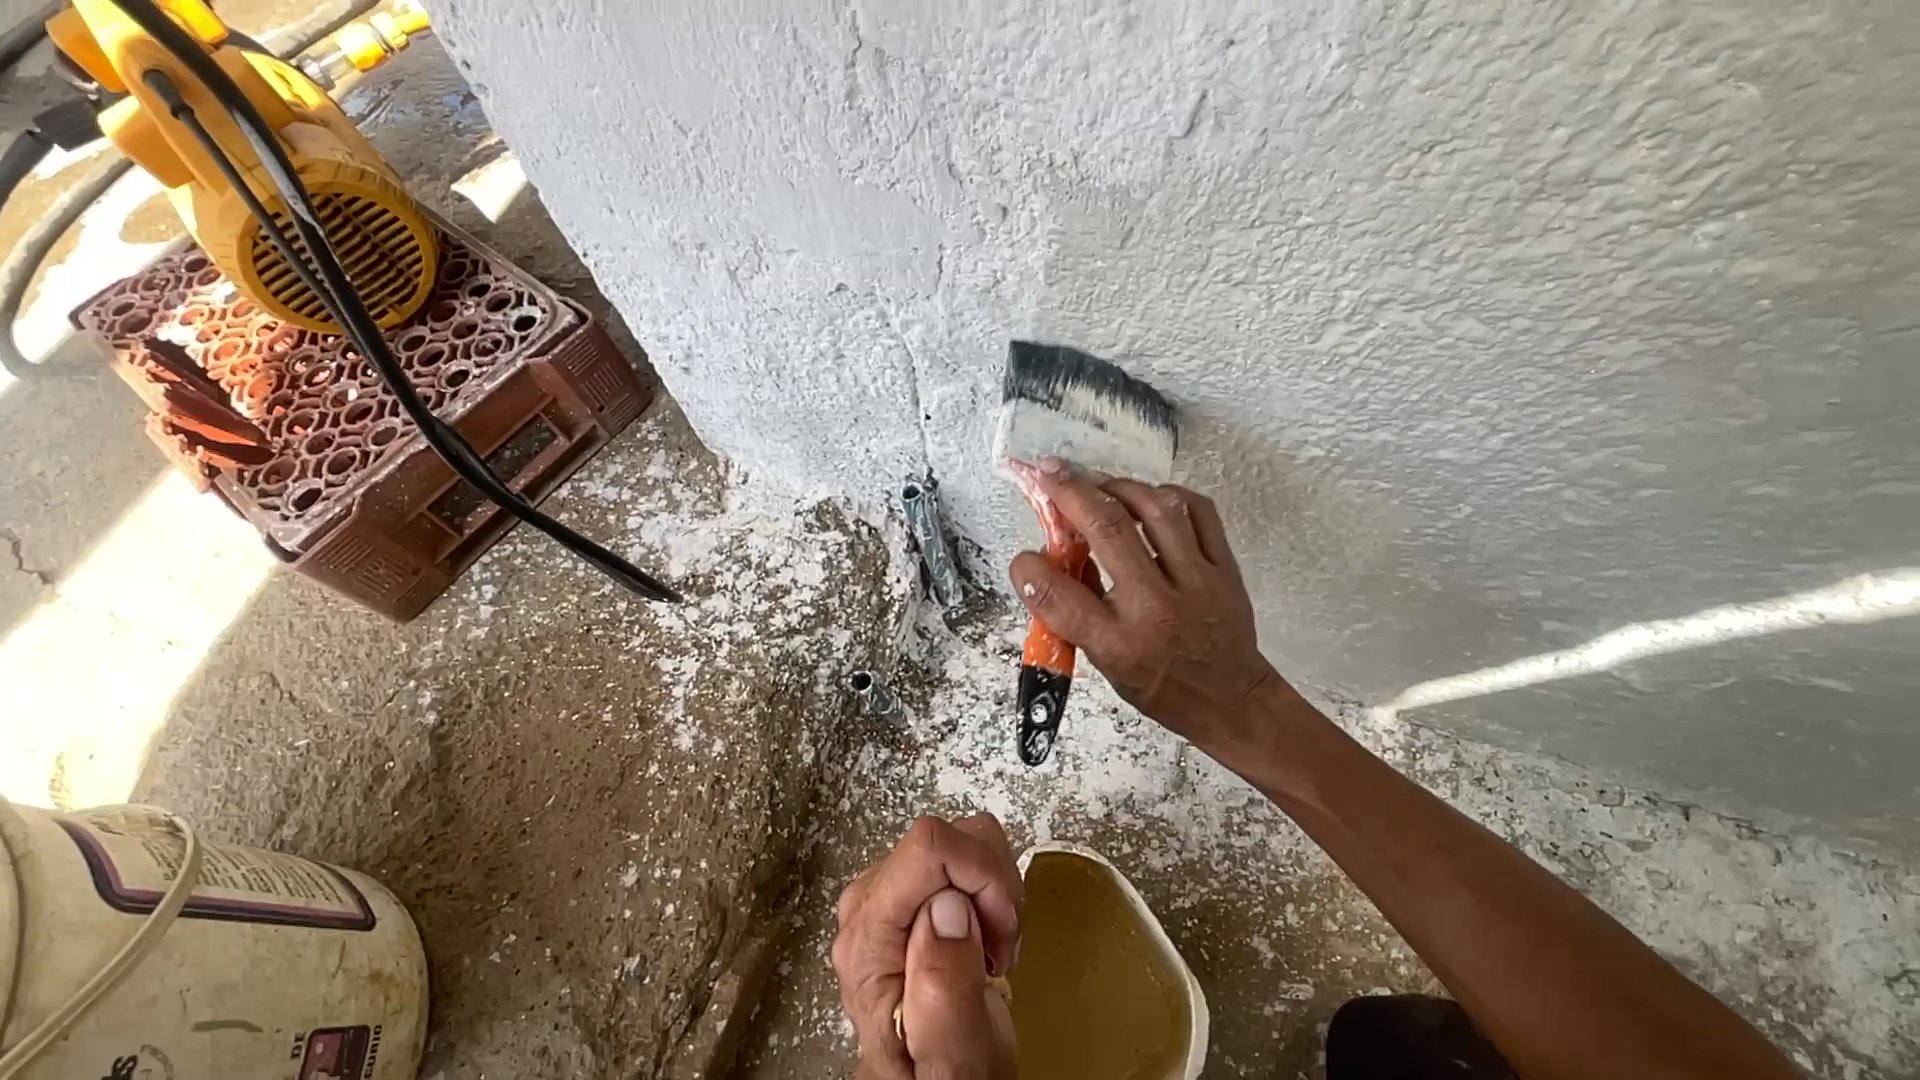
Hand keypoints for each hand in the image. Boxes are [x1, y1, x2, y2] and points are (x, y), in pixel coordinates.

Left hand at [832, 814, 1021, 1078]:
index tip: (1000, 929)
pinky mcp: (916, 884)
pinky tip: (986, 935)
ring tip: (992, 948)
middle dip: (994, 886)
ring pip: (965, 837)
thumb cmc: (938, 1075)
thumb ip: (943, 987)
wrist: (930, 1079)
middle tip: (998, 949)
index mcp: (868, 934)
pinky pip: (970, 854)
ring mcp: (893, 887)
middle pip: (949, 838)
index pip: (927, 847)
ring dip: (997, 889)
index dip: (982, 874)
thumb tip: (947, 904)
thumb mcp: (949, 1056)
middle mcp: (871, 898)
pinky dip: (994, 889)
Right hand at [1008, 458, 1281, 750]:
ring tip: (1099, 484)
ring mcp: (1196, 584)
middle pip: (1109, 533)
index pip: (1060, 598)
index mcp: (1119, 644)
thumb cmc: (1160, 684)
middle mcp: (1156, 609)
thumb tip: (1051, 559)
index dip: (1030, 570)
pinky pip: (1200, 512)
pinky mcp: (1225, 569)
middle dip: (1072, 493)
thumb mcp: (1104, 664)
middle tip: (1050, 472)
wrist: (1231, 700)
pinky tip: (1148, 498)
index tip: (1023, 558)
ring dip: (1120, 487)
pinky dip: (1168, 495)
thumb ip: (1074, 613)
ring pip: (1157, 511)